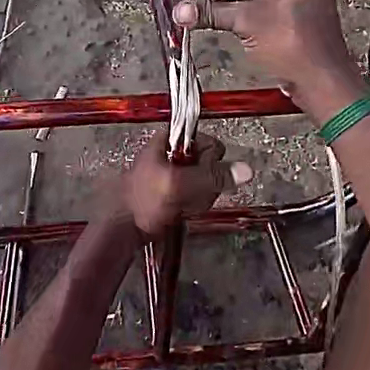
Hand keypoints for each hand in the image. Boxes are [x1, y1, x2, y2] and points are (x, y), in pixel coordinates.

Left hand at [117, 133, 252, 237]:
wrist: (123, 229)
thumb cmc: (144, 200)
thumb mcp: (179, 184)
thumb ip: (213, 176)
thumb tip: (246, 170)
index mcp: (171, 140)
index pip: (209, 142)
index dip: (210, 159)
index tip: (199, 174)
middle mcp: (175, 153)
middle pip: (211, 163)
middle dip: (206, 182)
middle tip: (188, 194)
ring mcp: (177, 173)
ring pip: (208, 182)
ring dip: (200, 197)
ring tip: (182, 205)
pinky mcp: (178, 191)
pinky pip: (200, 195)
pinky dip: (195, 205)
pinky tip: (183, 212)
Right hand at [171, 0, 362, 118]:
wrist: (320, 81)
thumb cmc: (299, 49)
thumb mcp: (246, 22)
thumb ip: (212, 12)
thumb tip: (185, 9)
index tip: (211, 5)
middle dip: (240, 5)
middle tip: (236, 22)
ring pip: (263, 0)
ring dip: (251, 17)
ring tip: (257, 34)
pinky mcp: (306, 17)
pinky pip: (275, 14)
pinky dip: (263, 25)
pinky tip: (265, 40)